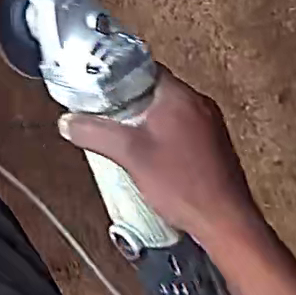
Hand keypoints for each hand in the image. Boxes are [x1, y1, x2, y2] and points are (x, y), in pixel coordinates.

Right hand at [58, 70, 263, 247]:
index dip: (116, 73)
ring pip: (166, 109)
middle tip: (105, 111)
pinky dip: (160, 134)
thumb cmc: (185, 186)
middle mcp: (199, 105)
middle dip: (127, 99)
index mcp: (180, 96)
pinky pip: (180, 128)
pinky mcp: (214, 148)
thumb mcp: (128, 154)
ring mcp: (210, 127)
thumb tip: (68, 122)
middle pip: (153, 89)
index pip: (142, 67)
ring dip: (144, 118)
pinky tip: (148, 154)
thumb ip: (94, 133)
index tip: (97, 84)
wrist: (227, 227)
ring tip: (123, 134)